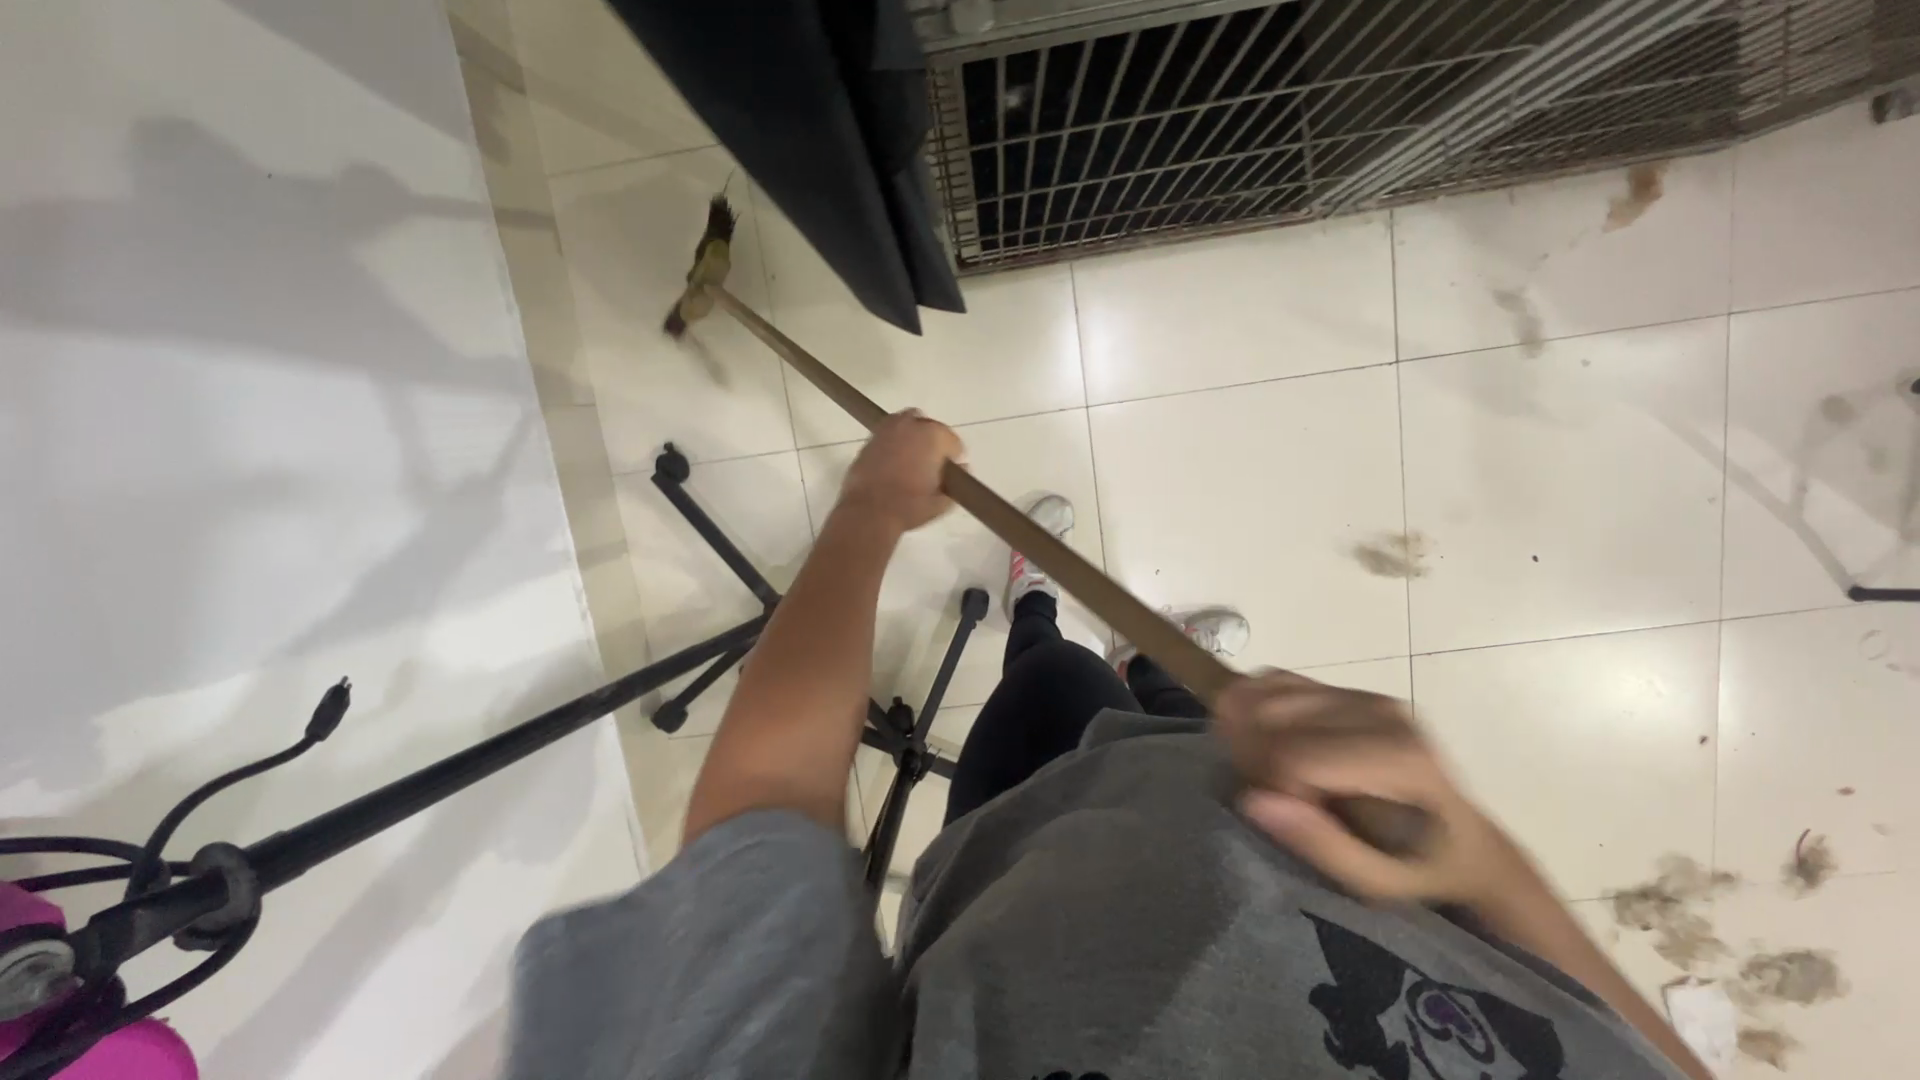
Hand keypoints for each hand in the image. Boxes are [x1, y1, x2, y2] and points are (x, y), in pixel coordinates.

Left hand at [838, 410, 962, 531]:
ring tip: (911, 458)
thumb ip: (955, 482)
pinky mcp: (869, 440)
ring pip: (906, 423)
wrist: (869, 511)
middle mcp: (911, 425)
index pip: (952, 441)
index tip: (949, 472)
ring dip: (912, 435)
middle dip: (932, 441)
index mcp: (934, 436)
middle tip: (930, 464)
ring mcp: (888, 430)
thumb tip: (962, 469)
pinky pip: (887, 434)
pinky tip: (892, 462)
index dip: (953, 457)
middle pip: (929, 426)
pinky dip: (893, 442)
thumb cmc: (910, 506)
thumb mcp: (942, 502)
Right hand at [1215, 672, 1535, 907]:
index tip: (1281, 817)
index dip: (1269, 787)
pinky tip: (1266, 742)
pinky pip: (1275, 681)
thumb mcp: (1376, 882)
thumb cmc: (1421, 869)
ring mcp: (1364, 695)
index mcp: (1396, 758)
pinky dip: (1254, 707)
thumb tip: (1253, 800)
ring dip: (1248, 732)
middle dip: (1251, 757)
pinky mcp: (1349, 689)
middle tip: (1267, 795)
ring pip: (1265, 693)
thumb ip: (1319, 844)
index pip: (1291, 755)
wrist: (1468, 844)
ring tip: (1266, 771)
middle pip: (1272, 715)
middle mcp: (1381, 712)